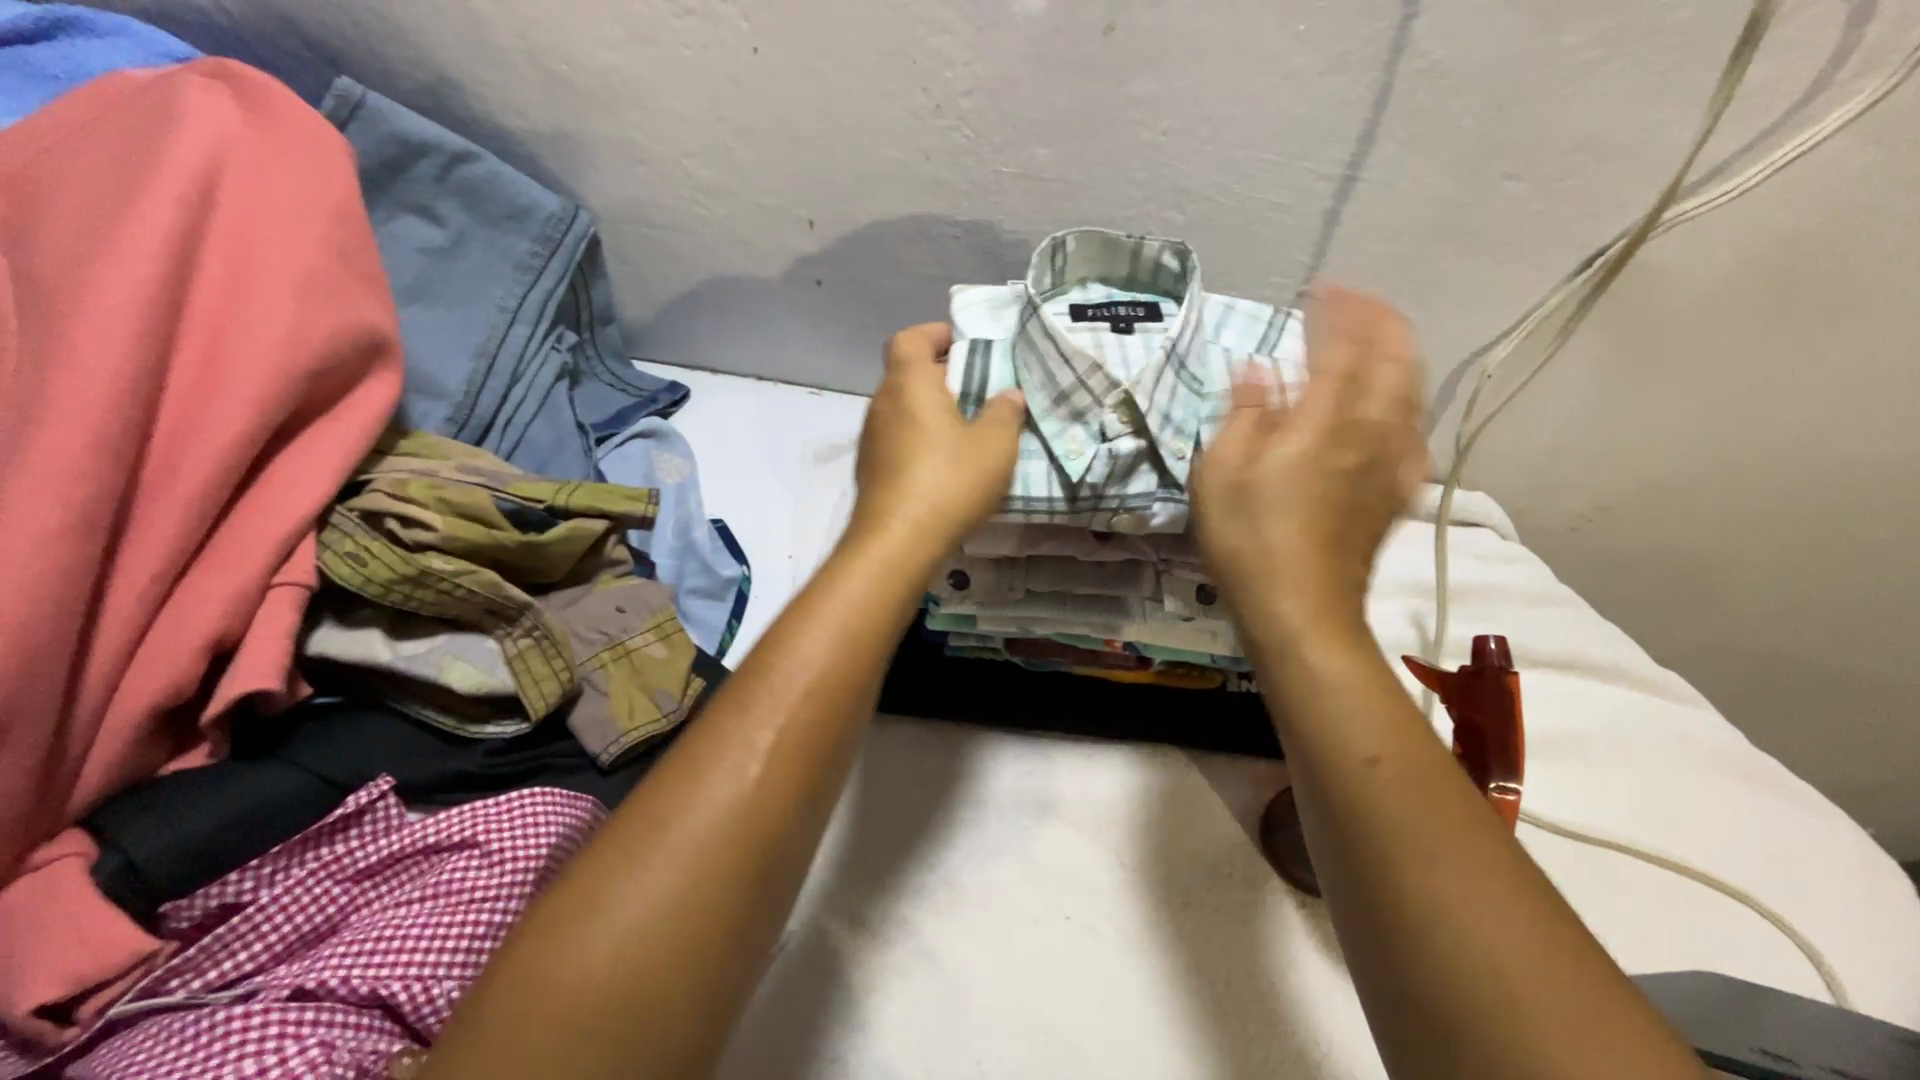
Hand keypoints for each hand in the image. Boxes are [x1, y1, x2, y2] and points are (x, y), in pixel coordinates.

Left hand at [848, 323, 1025, 559]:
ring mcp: (871, 440)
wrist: (898, 542)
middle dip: (941, 377)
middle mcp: (881, 403)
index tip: (963, 342)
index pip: (911, 338)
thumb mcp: (995, 445)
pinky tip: (946, 468)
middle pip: (906, 375)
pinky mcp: (870, 472)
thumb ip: (1005, 413)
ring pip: (902, 411)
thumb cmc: (949, 480)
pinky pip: (898, 443)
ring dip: (930, 413)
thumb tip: (1009, 395)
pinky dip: (919, 443)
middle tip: (978, 390)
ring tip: (967, 431)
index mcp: (908, 382)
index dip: (935, 333)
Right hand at [1192, 285, 1427, 630]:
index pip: (1344, 345)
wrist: (1301, 612)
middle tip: (1354, 305)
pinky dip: (1405, 402)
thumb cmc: (1249, 540)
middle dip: (1380, 321)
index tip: (1321, 288)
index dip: (1336, 310)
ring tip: (1376, 342)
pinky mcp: (1396, 494)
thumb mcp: (1222, 472)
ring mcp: (1392, 463)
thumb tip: (1259, 370)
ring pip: (1413, 391)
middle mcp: (1373, 431)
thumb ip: (1246, 413)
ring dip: (1399, 355)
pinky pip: (1413, 432)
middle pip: (1396, 358)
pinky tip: (1392, 410)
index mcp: (1328, 419)